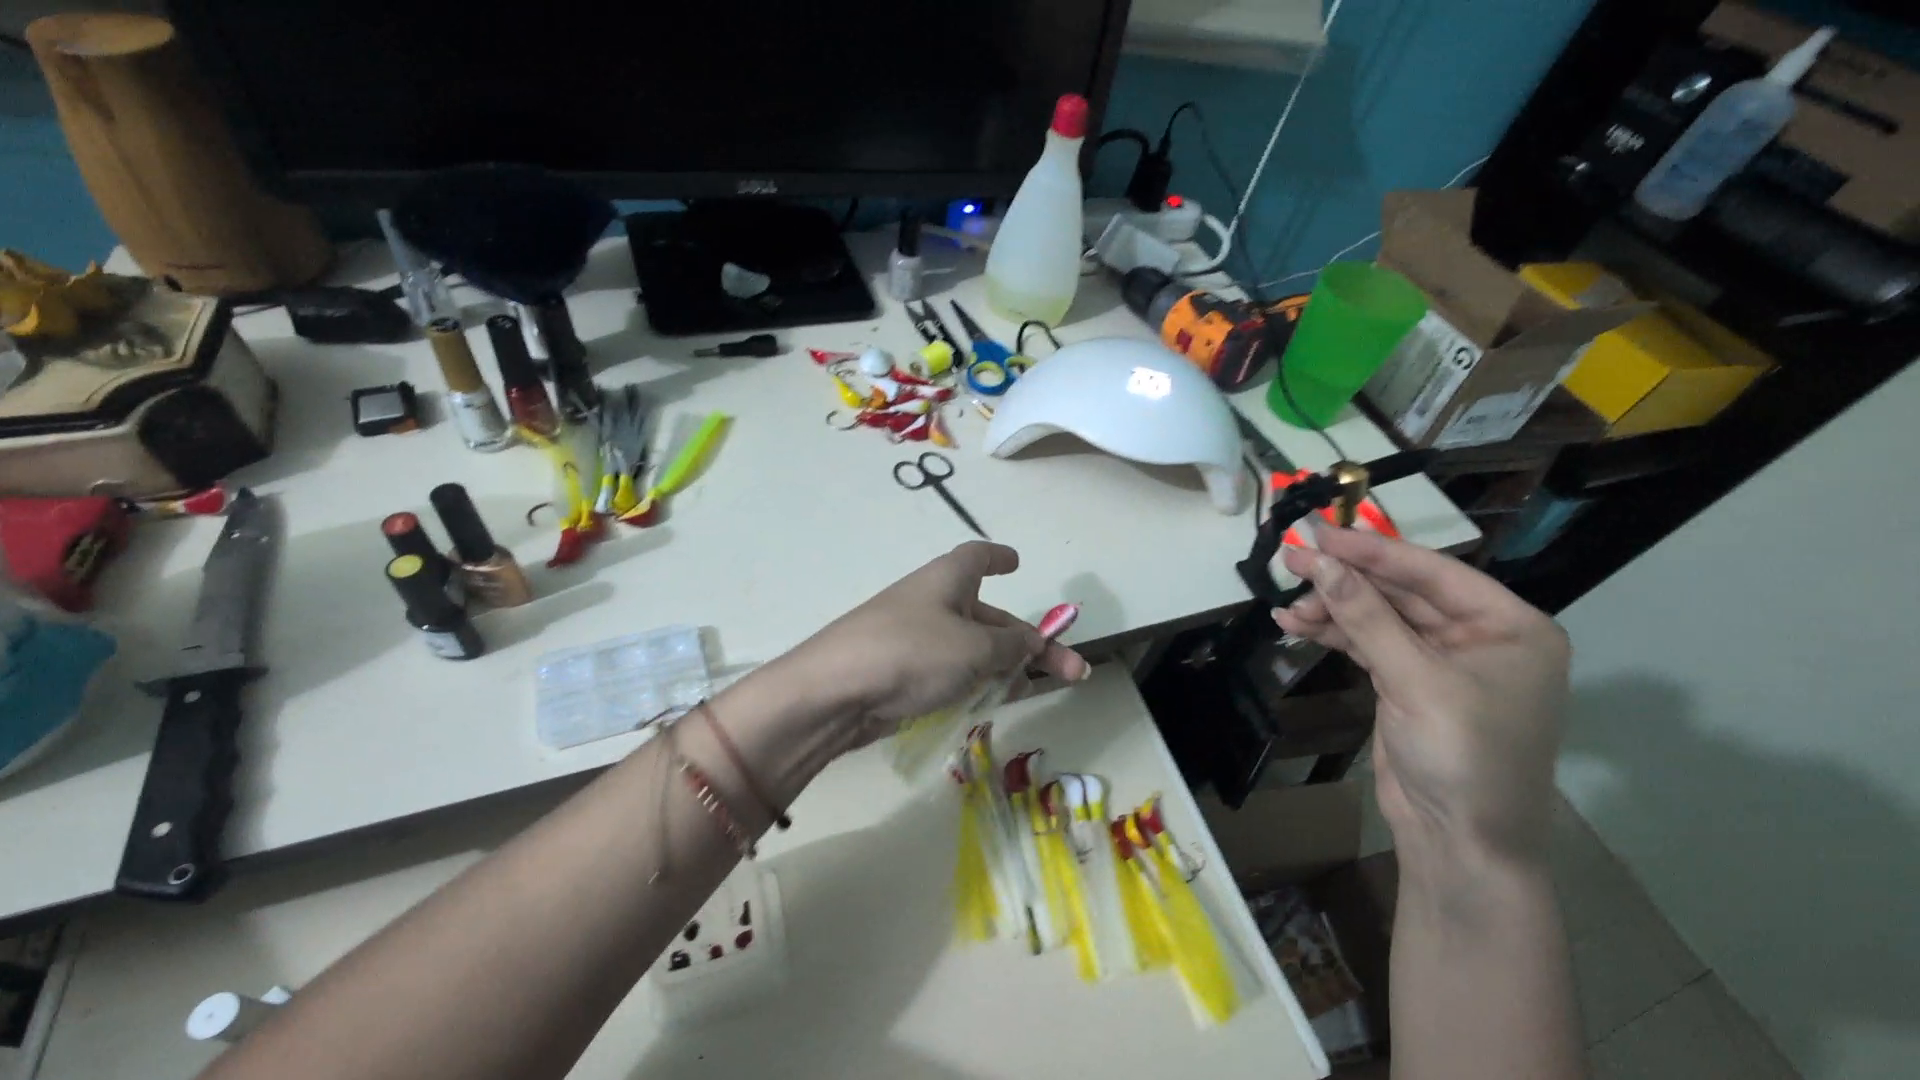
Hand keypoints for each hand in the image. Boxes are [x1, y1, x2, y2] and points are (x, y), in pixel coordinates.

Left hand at [790, 542, 1089, 746]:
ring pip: (972, 649)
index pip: (977, 557)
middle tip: (1072, 670)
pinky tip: (992, 705)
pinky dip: (976, 683)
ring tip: (1039, 691)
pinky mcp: (902, 675)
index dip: (999, 557)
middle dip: (1031, 641)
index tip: (1017, 563)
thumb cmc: (911, 652)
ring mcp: (914, 640)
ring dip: (1007, 666)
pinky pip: (950, 674)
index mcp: (947, 580)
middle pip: (989, 615)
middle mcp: (932, 603)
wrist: (834, 692)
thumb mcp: (974, 646)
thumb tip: (1031, 640)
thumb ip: (1011, 644)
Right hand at [1274, 524, 1568, 865]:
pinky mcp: (1410, 686)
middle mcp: (1480, 636)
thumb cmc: (1462, 754)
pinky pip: (1370, 645)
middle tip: (1290, 559)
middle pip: (1402, 592)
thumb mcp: (1415, 679)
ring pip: (1380, 618)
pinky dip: (1335, 635)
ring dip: (1333, 609)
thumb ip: (1365, 615)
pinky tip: (1296, 625)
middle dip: (1346, 580)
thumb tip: (1318, 560)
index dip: (1373, 551)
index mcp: (1510, 626)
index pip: (1432, 572)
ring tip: (1286, 602)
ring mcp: (1443, 663)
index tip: (1319, 532)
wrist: (1461, 844)